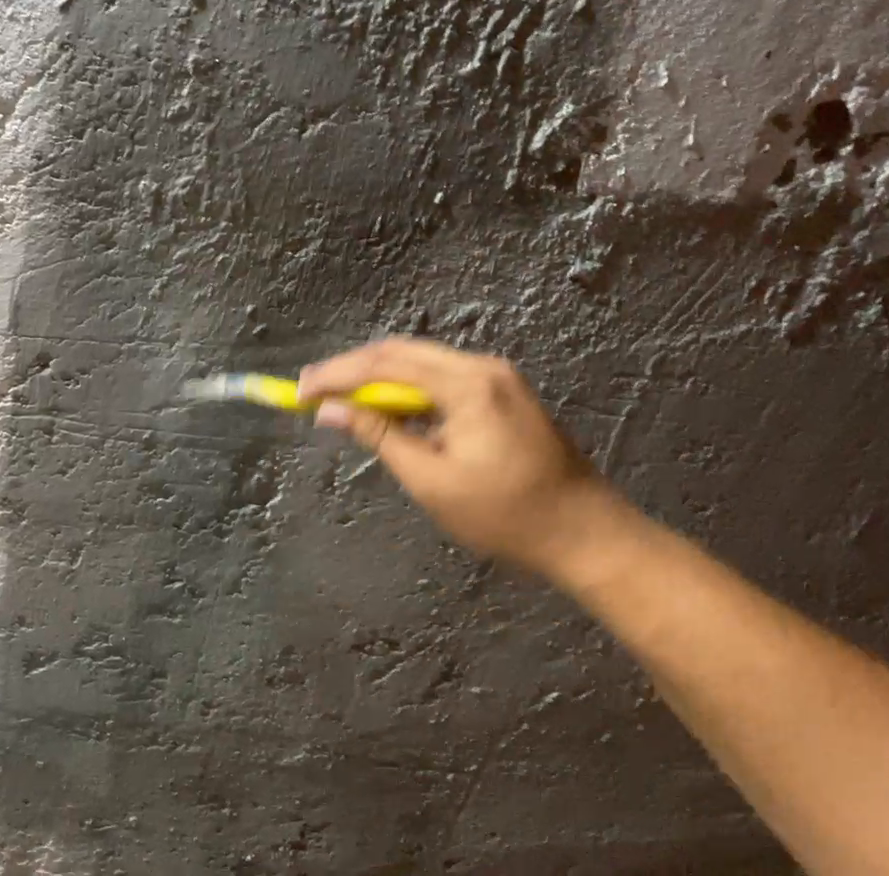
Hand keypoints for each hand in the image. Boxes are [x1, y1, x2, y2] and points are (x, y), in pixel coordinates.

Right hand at [298, 337, 625, 574]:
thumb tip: (329, 410)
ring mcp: (497, 378)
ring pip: (420, 362)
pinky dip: (405, 388)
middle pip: (400, 352)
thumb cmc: (506, 515)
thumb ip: (378, 435)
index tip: (298, 392)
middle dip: (350, 368)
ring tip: (338, 398)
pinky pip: (440, 377)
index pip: (384, 365)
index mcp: (467, 385)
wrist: (590, 535)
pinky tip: (386, 407)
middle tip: (310, 389)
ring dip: (376, 376)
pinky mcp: (503, 394)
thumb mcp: (430, 479)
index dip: (335, 375)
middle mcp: (483, 368)